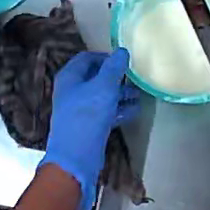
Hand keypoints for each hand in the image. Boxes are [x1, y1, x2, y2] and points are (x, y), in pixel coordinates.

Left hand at [41, 48, 140, 209]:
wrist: (75, 158)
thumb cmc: (87, 116)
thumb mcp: (103, 88)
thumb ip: (114, 68)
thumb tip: (122, 51)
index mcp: (70, 78)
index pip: (87, 58)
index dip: (105, 56)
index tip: (124, 60)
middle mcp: (72, 92)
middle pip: (96, 78)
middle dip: (116, 77)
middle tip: (135, 77)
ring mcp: (80, 111)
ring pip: (103, 96)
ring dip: (120, 94)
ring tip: (139, 94)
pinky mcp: (89, 127)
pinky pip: (106, 113)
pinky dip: (119, 110)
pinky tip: (134, 111)